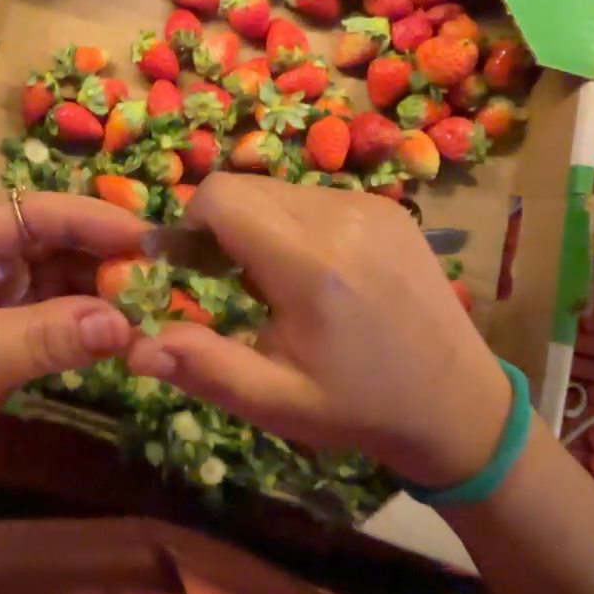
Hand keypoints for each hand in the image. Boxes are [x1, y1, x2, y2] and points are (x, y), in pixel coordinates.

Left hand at [0, 192, 148, 508]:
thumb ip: (45, 336)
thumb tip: (125, 322)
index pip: (31, 213)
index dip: (87, 218)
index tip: (142, 237)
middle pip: (55, 242)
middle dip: (104, 254)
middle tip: (160, 275)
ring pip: (64, 280)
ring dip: (104, 292)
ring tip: (153, 307)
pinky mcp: (12, 339)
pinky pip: (62, 319)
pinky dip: (93, 325)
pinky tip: (126, 335)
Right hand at [124, 174, 510, 486]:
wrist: (461, 406)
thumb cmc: (358, 408)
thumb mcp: (276, 401)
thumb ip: (203, 366)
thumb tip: (132, 346)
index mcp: (311, 266)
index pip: (221, 196)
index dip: (191, 224)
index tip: (193, 267)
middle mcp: (340, 218)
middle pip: (243, 185)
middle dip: (219, 223)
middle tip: (229, 276)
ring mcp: (369, 206)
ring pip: (274, 186)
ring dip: (256, 220)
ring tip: (274, 276)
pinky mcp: (388, 206)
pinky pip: (311, 193)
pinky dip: (291, 220)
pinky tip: (314, 268)